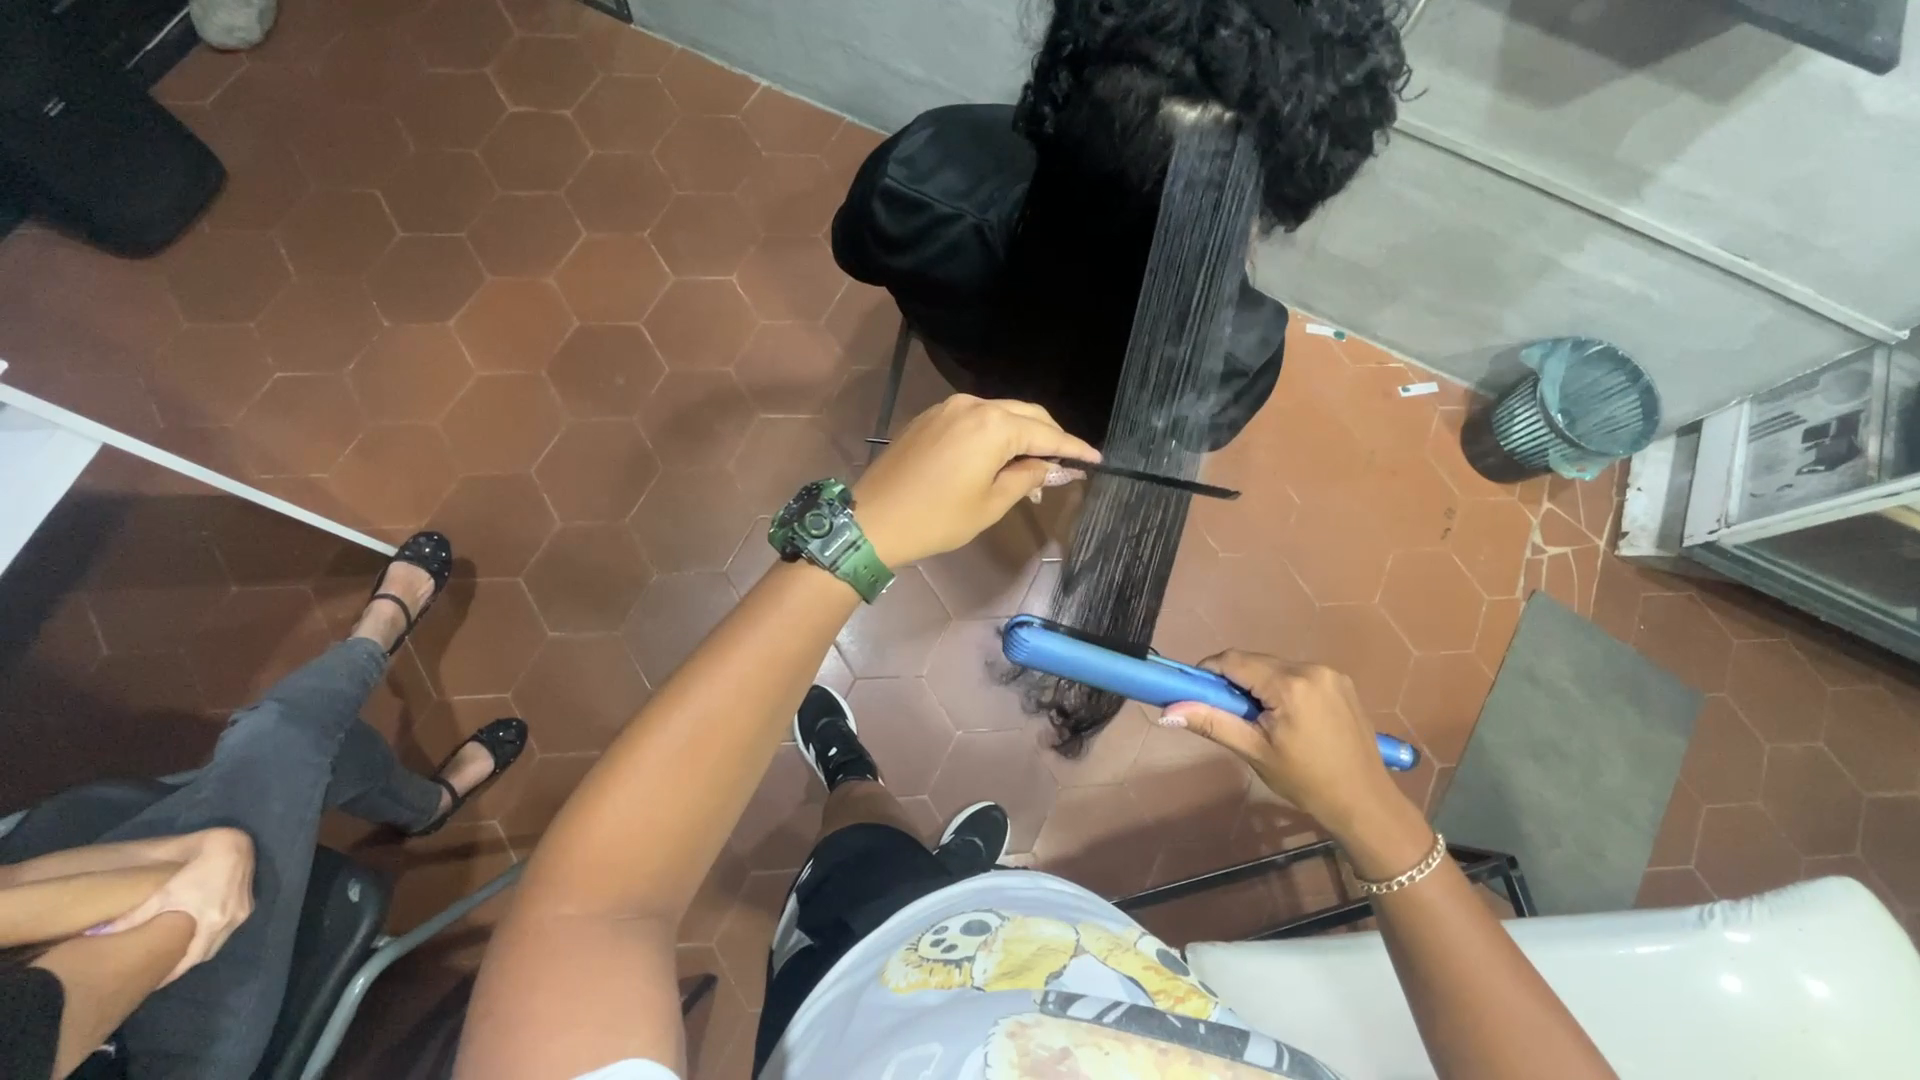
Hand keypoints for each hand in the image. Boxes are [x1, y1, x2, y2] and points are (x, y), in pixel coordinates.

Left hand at [92, 827, 254, 984]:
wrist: (232, 847)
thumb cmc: (197, 871)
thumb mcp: (164, 893)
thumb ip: (134, 917)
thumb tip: (97, 934)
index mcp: (211, 923)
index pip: (190, 960)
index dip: (172, 974)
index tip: (153, 985)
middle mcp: (230, 922)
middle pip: (207, 954)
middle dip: (186, 964)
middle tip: (163, 971)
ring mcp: (242, 914)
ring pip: (219, 943)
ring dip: (200, 950)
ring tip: (179, 954)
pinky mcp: (246, 906)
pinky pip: (227, 930)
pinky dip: (212, 937)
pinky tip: (199, 932)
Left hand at [852, 395, 1099, 565]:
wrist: (873, 519)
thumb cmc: (937, 518)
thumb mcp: (990, 504)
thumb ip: (1027, 478)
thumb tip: (1051, 467)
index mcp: (993, 425)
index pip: (1046, 434)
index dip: (1073, 448)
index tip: (1095, 459)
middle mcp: (973, 405)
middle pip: (1025, 414)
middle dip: (1049, 436)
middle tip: (1064, 464)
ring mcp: (948, 408)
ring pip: (999, 413)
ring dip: (1020, 435)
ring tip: (1031, 468)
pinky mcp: (930, 418)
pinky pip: (974, 419)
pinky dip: (994, 434)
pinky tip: (997, 459)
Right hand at [1161, 652, 1415, 842]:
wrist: (1364, 802)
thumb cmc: (1306, 781)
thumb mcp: (1254, 752)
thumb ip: (1211, 723)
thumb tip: (1167, 711)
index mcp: (1290, 684)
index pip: (1233, 660)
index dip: (1208, 673)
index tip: (1196, 696)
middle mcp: (1312, 668)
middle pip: (1255, 662)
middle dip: (1234, 683)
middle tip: (1227, 716)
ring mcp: (1331, 674)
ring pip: (1275, 668)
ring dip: (1257, 686)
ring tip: (1259, 722)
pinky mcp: (1341, 683)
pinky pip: (1296, 675)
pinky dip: (1280, 689)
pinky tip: (1284, 720)